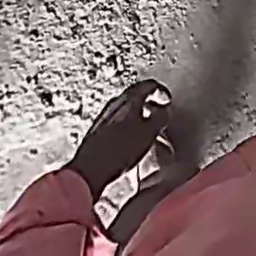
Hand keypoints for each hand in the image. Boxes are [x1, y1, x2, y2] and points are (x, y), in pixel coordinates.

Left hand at [67, 79, 171, 194]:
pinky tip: (129, 140)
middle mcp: (115, 102)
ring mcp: (104, 116)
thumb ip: (160, 118)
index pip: (149, 85)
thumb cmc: (119, 150)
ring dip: (138, 114)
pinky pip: (117, 120)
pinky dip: (127, 124)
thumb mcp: (148, 133)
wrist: (89, 170)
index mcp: (129, 98)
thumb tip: (164, 111)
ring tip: (146, 128)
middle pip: (136, 94)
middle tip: (158, 112)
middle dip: (149, 102)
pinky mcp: (97, 131)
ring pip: (126, 108)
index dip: (162, 92)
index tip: (167, 101)